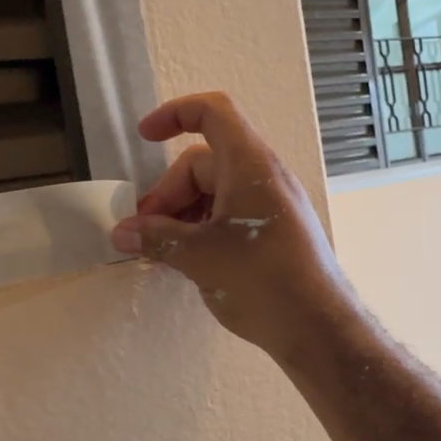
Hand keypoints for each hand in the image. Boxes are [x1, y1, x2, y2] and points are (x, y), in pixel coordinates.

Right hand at [111, 92, 361, 358]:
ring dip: (182, 216)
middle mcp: (263, 177)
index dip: (175, 114)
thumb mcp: (200, 258)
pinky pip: (230, 216)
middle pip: (203, 163)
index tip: (145, 137)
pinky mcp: (274, 233)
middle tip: (146, 233)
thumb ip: (157, 239)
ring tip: (163, 253)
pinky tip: (187, 262)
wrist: (318, 328)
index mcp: (249, 165)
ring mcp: (271, 206)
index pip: (212, 113)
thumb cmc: (262, 281)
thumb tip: (122, 233)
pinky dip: (203, 230)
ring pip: (214, 194)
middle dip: (168, 194)